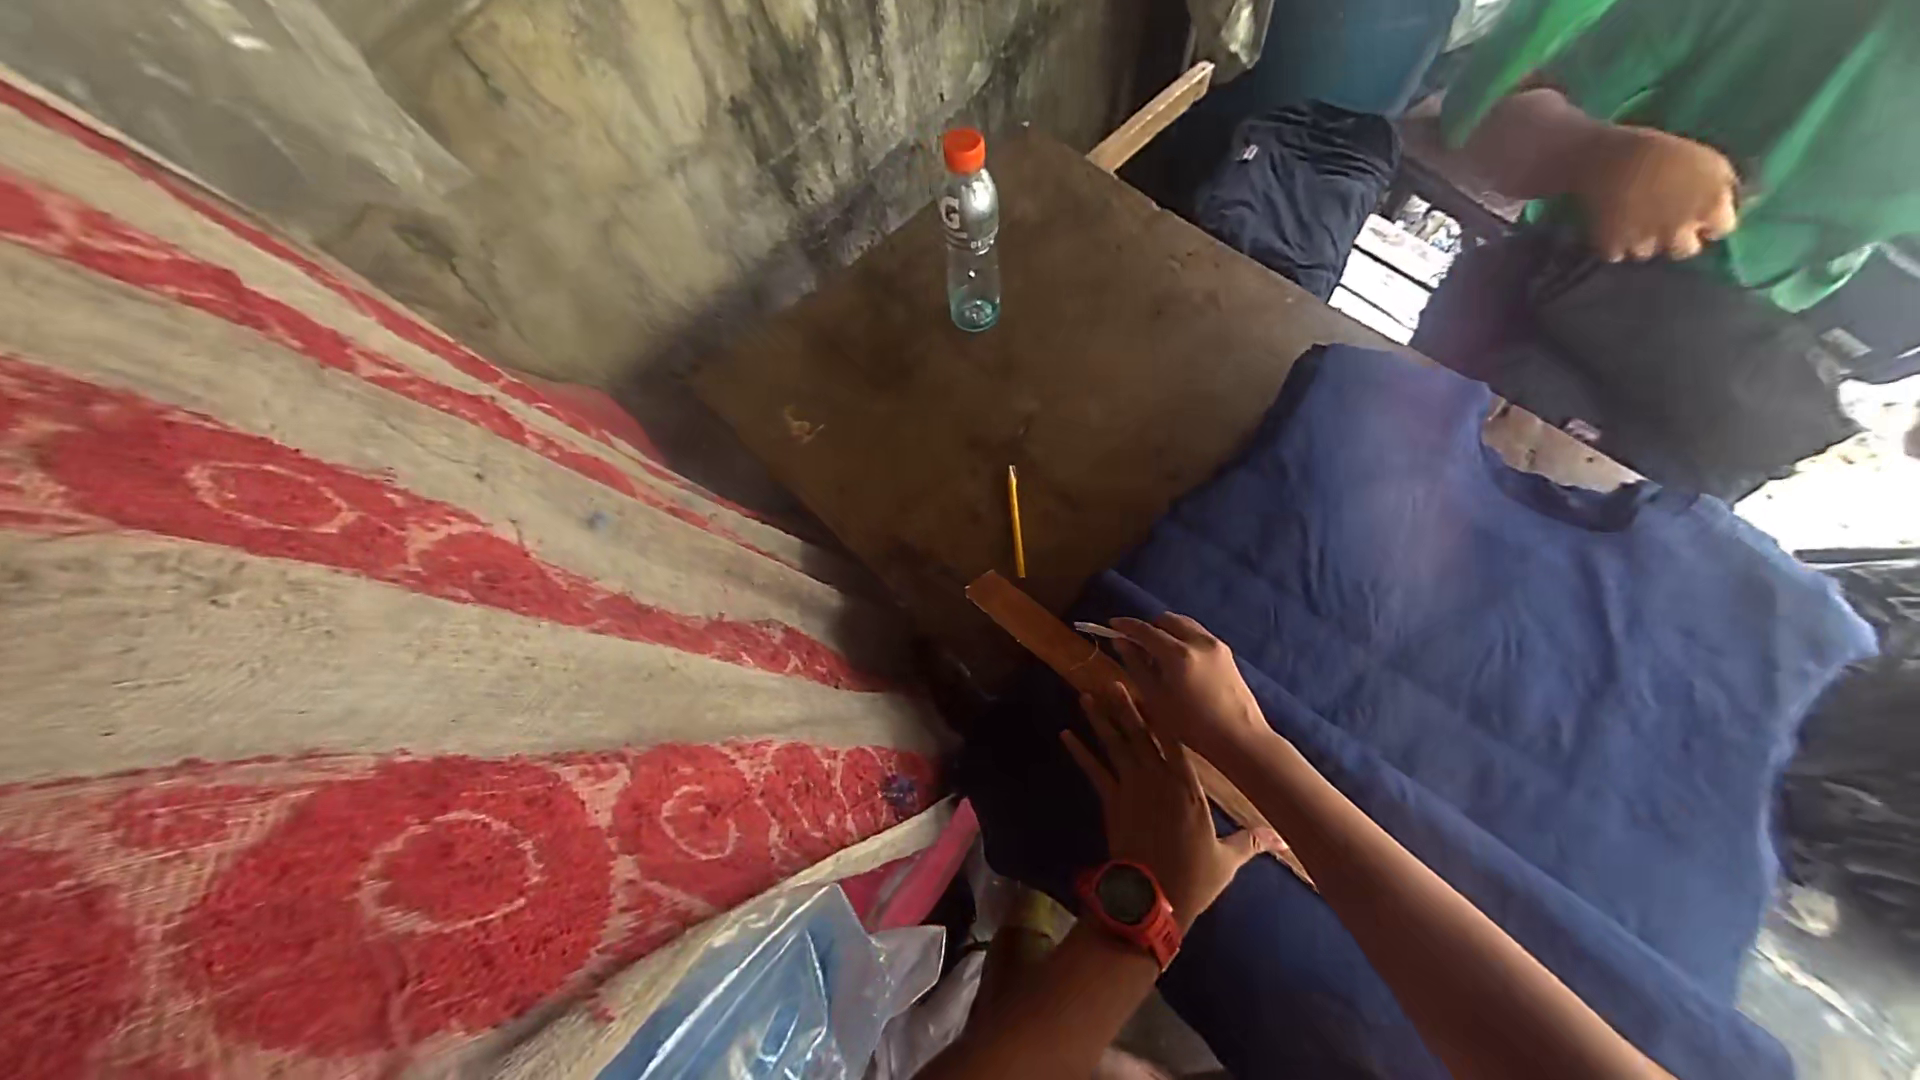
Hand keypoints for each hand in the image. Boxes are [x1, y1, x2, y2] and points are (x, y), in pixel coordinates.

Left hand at [1063, 682, 1269, 929]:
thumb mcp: (1228, 860)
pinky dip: (1079, 751)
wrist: (1153, 900)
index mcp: (1189, 787)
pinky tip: (1066, 734)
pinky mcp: (1110, 800)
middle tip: (1114, 680)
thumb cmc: (1193, 879)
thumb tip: (1281, 839)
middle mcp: (1158, 778)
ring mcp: (1131, 787)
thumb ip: (1251, 841)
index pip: (1176, 741)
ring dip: (1100, 720)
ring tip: (1087, 696)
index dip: (1163, 715)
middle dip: (1127, 706)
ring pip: (1115, 745)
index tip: (1153, 692)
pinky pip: (1093, 769)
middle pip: (1141, 734)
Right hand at [1108, 614, 1272, 760]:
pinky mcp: (1227, 653)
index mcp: (1178, 653)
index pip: (1145, 629)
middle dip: (1149, 626)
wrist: (1240, 738)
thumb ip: (1137, 665)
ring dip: (1167, 630)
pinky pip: (1198, 634)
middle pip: (1167, 619)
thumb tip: (1121, 642)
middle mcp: (1198, 641)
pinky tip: (1180, 659)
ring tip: (1159, 651)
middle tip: (1137, 643)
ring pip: (1184, 624)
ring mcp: (1216, 645)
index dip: (1126, 625)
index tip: (1111, 624)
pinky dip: (1183, 637)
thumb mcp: (1156, 698)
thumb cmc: (1192, 725)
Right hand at [1573, 125, 1738, 261]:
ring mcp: (1643, 241)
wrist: (1613, 161)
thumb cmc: (1667, 154)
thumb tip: (1737, 205)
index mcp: (1711, 207)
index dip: (1711, 224)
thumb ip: (1723, 189)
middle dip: (1678, 240)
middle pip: (1684, 251)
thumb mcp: (1710, 163)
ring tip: (1636, 228)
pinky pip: (1616, 255)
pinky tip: (1614, 231)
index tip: (1701, 217)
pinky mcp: (1611, 247)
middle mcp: (1679, 230)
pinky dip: (1615, 246)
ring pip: (1646, 253)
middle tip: (1667, 227)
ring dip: (1644, 243)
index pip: (1722, 230)